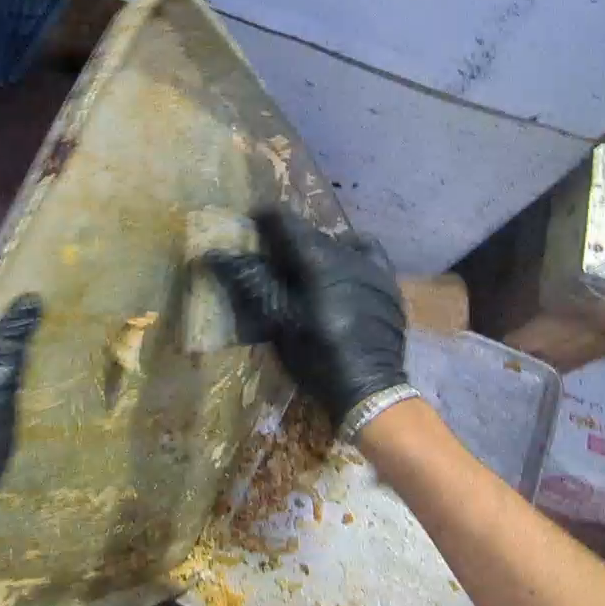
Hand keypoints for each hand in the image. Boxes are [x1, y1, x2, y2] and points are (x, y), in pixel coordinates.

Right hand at [202, 208, 412, 439]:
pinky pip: (367, 254)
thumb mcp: (277, 320)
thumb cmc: (316, 356)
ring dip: (317, 249)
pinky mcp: (389, 282)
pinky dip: (349, 255)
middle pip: (310, 233)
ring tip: (305, 269)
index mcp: (316, 258)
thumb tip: (215, 254)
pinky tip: (341, 273)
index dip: (263, 218)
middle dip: (288, 239)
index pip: (284, 220)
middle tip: (271, 256)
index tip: (249, 225)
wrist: (369, 387)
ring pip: (338, 243)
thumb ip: (251, 281)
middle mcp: (347, 252)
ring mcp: (373, 266)